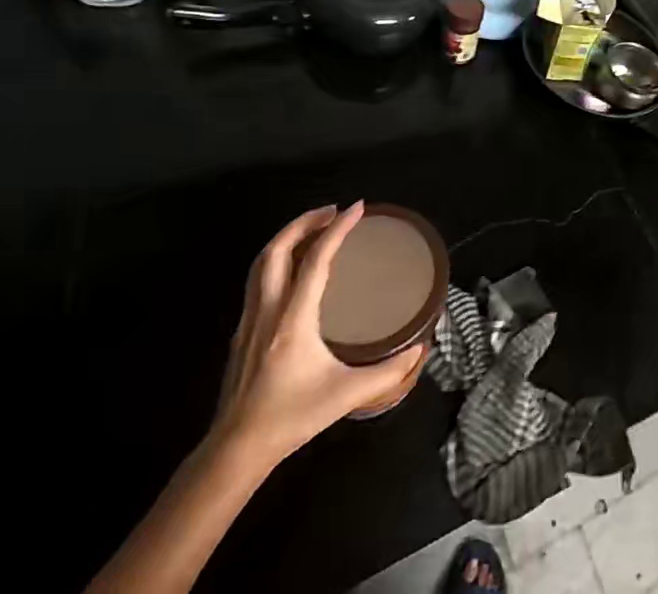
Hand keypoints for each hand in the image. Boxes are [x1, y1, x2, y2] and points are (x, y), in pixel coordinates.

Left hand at [209, 202, 424, 466]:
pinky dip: (278, 258)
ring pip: (261, 262)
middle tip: (332, 210)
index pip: (315, 260)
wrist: (236, 448)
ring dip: (287, 237)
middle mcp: (267, 311)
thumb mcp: (346, 396)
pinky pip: (258, 279)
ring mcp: (249, 319)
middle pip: (277, 250)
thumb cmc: (291, 418)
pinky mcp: (243, 331)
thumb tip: (421, 349)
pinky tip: (294, 268)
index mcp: (293, 320)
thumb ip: (388, 372)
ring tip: (314, 227)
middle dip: (304, 222)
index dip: (337, 230)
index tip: (357, 208)